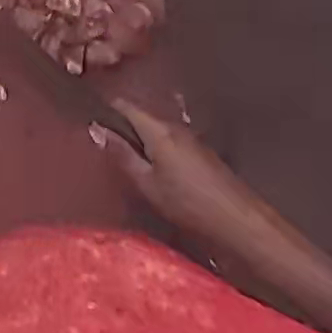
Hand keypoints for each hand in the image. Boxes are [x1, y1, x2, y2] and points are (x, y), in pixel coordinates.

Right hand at [94, 98, 331, 332]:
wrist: (247, 228)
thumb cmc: (191, 204)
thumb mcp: (147, 184)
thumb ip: (121, 155)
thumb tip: (95, 129)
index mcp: (157, 128)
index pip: (123, 105)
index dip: (103, 107)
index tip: (84, 115)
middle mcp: (174, 126)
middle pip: (139, 116)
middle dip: (119, 124)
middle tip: (98, 139)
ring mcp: (191, 140)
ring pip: (154, 130)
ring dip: (137, 138)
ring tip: (119, 155)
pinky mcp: (202, 155)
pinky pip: (168, 142)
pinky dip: (153, 148)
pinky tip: (148, 168)